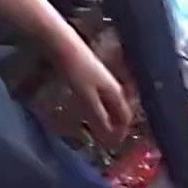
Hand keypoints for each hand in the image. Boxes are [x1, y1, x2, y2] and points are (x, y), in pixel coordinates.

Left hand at [48, 27, 133, 145]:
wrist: (62, 42)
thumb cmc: (76, 70)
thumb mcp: (87, 97)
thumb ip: (99, 117)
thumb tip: (109, 136)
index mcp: (116, 93)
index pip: (125, 117)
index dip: (121, 132)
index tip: (113, 144)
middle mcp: (114, 86)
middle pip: (121, 110)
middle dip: (117, 125)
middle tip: (108, 137)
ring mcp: (103, 79)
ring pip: (111, 103)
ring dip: (108, 116)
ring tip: (99, 125)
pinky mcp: (92, 73)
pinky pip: (102, 96)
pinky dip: (100, 107)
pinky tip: (90, 107)